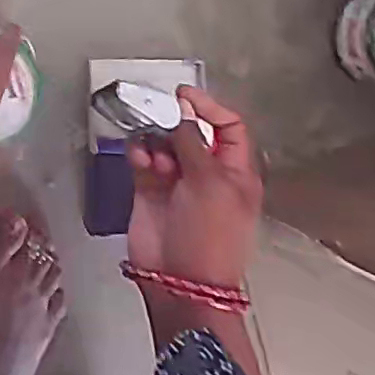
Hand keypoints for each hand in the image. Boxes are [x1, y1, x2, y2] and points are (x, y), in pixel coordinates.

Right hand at [125, 86, 261, 287]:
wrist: (179, 279)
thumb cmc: (209, 236)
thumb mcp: (210, 182)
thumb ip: (193, 142)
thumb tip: (182, 113)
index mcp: (235, 172)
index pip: (228, 127)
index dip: (209, 108)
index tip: (184, 95)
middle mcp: (207, 173)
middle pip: (190, 132)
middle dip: (174, 125)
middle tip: (159, 120)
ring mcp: (177, 181)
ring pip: (163, 143)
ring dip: (155, 142)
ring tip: (154, 156)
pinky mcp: (151, 189)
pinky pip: (143, 159)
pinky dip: (139, 154)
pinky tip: (140, 160)